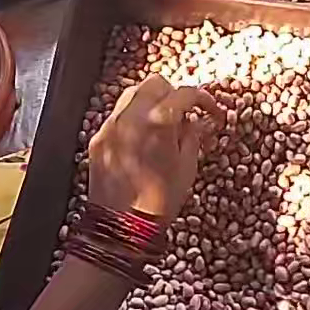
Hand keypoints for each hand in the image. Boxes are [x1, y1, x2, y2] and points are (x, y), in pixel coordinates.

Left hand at [87, 74, 224, 218]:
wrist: (121, 225)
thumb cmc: (159, 201)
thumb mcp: (187, 167)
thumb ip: (191, 136)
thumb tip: (195, 121)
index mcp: (159, 121)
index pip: (185, 94)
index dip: (204, 99)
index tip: (211, 110)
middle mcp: (132, 116)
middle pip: (156, 84)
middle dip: (174, 93)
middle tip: (185, 113)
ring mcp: (112, 125)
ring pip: (133, 93)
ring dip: (151, 100)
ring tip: (163, 122)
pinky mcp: (99, 137)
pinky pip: (118, 114)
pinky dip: (133, 116)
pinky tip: (143, 135)